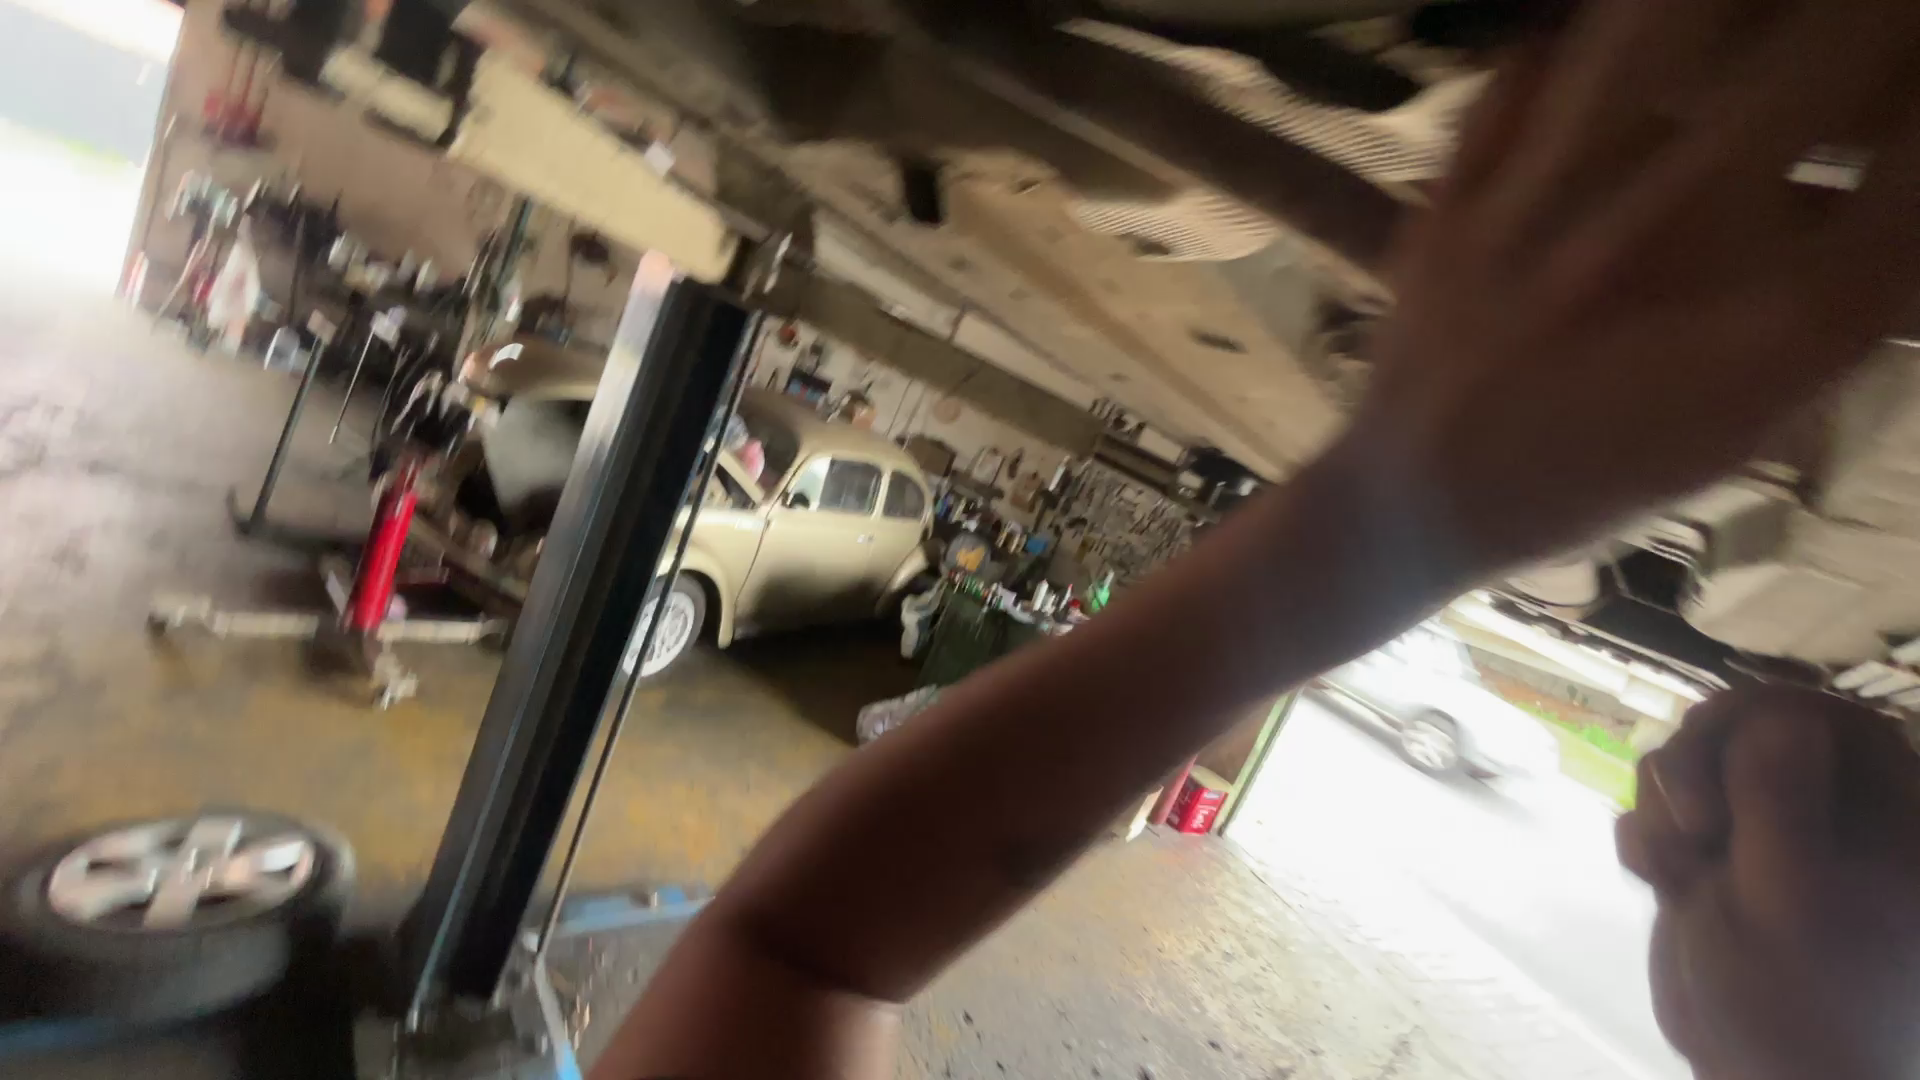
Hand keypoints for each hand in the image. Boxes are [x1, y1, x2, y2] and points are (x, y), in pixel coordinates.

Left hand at [1350, 0, 1919, 575]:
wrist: (1406, 503)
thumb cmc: (1572, 487)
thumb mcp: (1736, 430)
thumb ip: (1844, 310)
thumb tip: (1896, 184)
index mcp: (1766, 325)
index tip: (1902, 105)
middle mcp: (1655, 249)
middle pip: (1834, 43)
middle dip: (1867, 23)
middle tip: (1852, 35)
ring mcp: (1531, 220)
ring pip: (1655, 23)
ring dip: (1717, 4)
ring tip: (1745, 22)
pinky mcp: (1441, 214)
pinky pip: (1517, 79)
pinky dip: (1571, 43)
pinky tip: (1601, 51)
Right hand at [1617, 687, 1919, 1079]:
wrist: (1755, 1071)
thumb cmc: (1791, 996)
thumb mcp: (1787, 896)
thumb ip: (1784, 800)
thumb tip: (1784, 711)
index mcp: (1883, 826)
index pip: (1828, 719)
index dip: (1760, 712)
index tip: (1708, 740)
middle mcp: (1824, 821)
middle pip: (1737, 733)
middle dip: (1691, 768)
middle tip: (1694, 825)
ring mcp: (1760, 840)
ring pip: (1685, 771)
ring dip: (1659, 811)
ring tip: (1677, 873)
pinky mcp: (1708, 858)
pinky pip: (1654, 812)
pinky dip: (1644, 841)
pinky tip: (1659, 884)